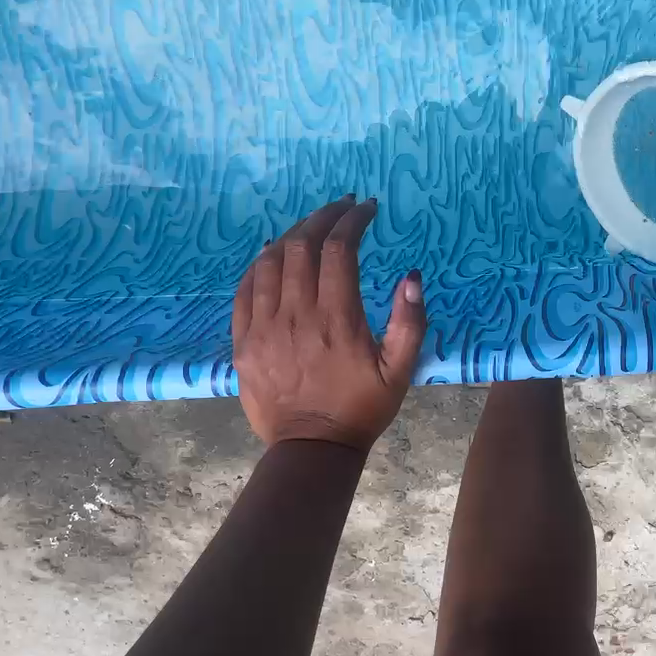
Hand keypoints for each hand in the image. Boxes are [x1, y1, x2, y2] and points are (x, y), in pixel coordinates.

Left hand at [231, 196, 426, 450]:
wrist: (312, 448)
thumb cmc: (363, 405)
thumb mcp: (402, 368)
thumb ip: (410, 320)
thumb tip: (411, 275)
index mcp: (337, 318)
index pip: (339, 249)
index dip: (353, 220)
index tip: (367, 208)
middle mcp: (296, 315)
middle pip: (301, 245)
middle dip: (323, 217)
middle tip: (342, 207)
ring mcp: (264, 328)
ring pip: (270, 261)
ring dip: (293, 234)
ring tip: (313, 226)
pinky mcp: (243, 341)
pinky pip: (244, 289)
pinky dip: (260, 263)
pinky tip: (275, 253)